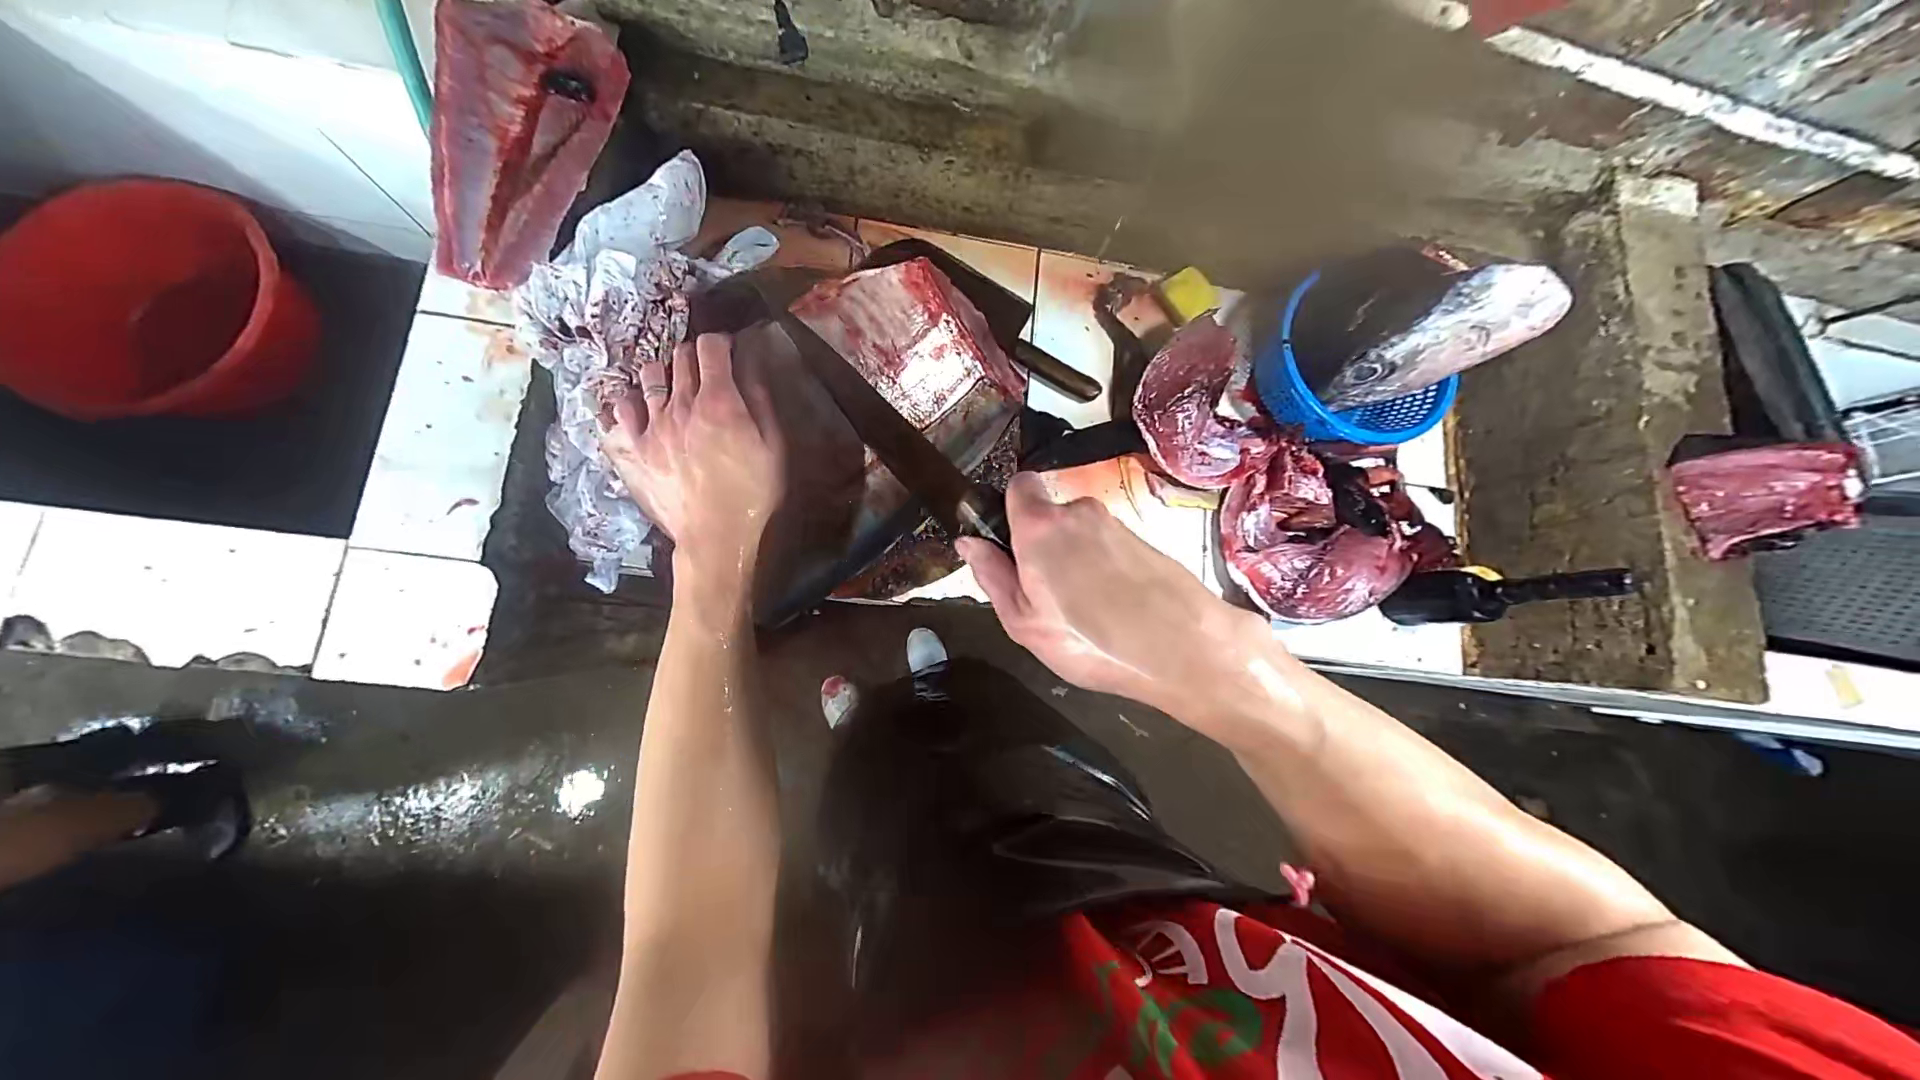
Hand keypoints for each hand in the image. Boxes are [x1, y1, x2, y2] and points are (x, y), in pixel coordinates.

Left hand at [603, 333, 783, 591]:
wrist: (717, 538)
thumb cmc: (755, 494)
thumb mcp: (774, 446)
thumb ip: (760, 400)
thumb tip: (752, 363)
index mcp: (719, 402)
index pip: (710, 347)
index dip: (720, 343)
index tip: (728, 352)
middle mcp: (680, 405)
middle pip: (678, 357)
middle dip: (694, 356)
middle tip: (706, 371)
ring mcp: (651, 426)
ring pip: (647, 376)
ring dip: (663, 374)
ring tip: (674, 388)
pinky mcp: (633, 449)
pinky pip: (619, 409)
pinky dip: (630, 402)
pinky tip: (642, 409)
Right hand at [958, 473, 1302, 744]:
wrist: (1186, 649)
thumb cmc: (1092, 641)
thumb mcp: (1024, 623)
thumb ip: (992, 576)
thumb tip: (969, 542)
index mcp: (1040, 526)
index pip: (1017, 485)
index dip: (1010, 512)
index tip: (1011, 548)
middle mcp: (1078, 510)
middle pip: (1048, 514)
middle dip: (1042, 545)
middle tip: (1046, 595)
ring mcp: (1115, 522)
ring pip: (1078, 532)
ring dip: (1074, 559)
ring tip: (1084, 609)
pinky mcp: (1144, 536)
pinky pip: (1106, 544)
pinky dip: (1103, 567)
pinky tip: (1112, 607)